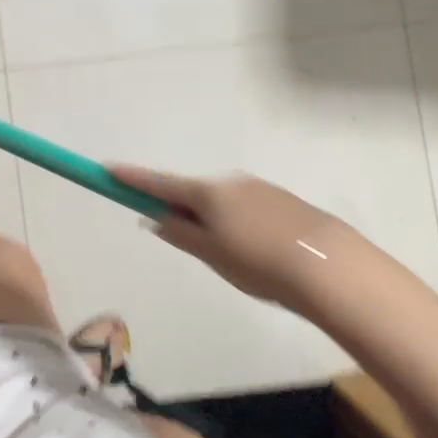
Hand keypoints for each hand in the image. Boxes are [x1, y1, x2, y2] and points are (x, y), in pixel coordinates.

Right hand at [111, 165, 350, 308]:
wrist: (329, 267)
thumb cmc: (260, 264)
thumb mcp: (211, 254)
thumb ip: (181, 234)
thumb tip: (157, 217)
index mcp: (207, 194)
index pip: (159, 183)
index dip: (131, 179)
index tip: (107, 170)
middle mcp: (231, 183)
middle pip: (194, 195)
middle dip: (187, 214)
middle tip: (195, 249)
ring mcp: (261, 190)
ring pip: (225, 205)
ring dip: (218, 224)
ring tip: (241, 264)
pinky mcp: (285, 203)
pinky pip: (250, 211)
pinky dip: (244, 227)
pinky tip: (263, 256)